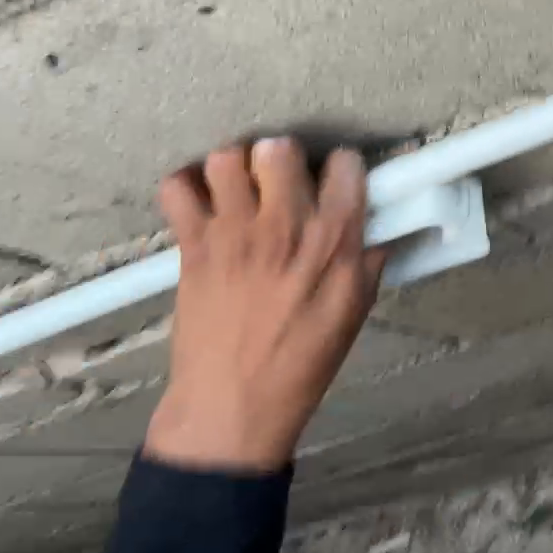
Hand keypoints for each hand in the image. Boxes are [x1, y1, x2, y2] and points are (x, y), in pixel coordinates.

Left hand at [143, 138, 386, 472]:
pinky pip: (177, 189)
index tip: (335, 181)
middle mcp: (285, 225)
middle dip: (281, 156)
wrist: (235, 404)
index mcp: (335, 238)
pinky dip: (187, 186)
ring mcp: (233, 234)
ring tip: (239, 186)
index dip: (341, 167)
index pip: (344, 164)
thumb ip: (367, 258)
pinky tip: (201, 201)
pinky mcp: (193, 248)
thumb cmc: (305, 358)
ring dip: (235, 166)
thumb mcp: (357, 307)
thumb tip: (374, 229)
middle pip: (278, 149)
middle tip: (280, 177)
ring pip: (226, 160)